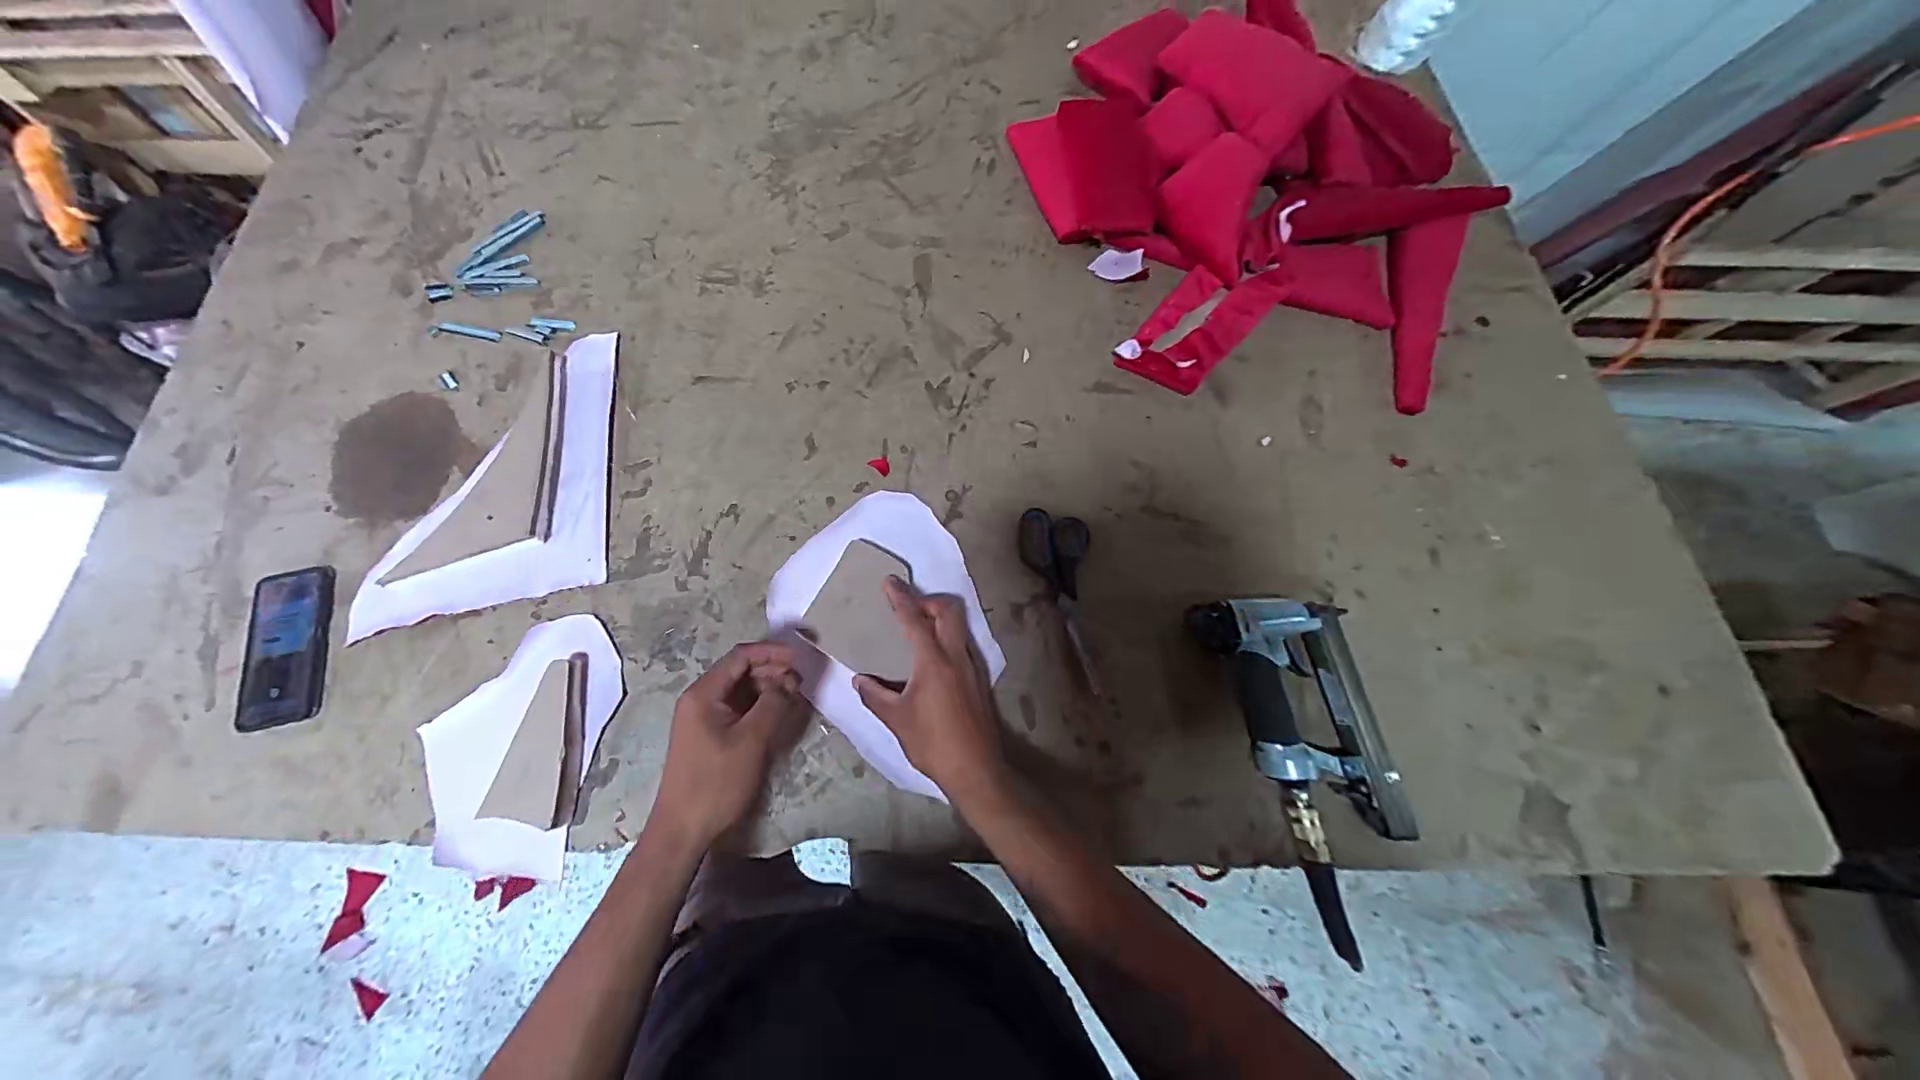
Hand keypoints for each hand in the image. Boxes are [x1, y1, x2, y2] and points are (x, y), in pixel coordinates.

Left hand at [650, 641, 808, 848]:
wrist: (684, 828)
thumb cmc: (716, 782)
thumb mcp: (751, 740)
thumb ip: (772, 704)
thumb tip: (787, 682)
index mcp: (703, 694)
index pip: (740, 657)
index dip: (771, 653)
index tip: (799, 658)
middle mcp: (701, 699)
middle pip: (740, 671)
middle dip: (772, 670)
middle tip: (801, 681)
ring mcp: (705, 717)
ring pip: (741, 690)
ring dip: (768, 688)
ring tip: (795, 695)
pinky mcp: (712, 734)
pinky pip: (739, 709)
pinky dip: (760, 705)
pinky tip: (779, 711)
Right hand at [853, 577, 1008, 804]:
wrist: (976, 768)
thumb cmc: (932, 743)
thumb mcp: (897, 720)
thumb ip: (876, 695)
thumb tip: (859, 679)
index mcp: (934, 661)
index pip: (914, 620)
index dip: (900, 598)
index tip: (890, 581)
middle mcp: (957, 656)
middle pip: (947, 611)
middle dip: (927, 600)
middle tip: (907, 605)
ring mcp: (972, 666)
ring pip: (959, 627)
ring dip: (940, 618)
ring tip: (919, 627)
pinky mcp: (980, 680)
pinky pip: (963, 645)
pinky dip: (948, 637)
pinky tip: (934, 658)